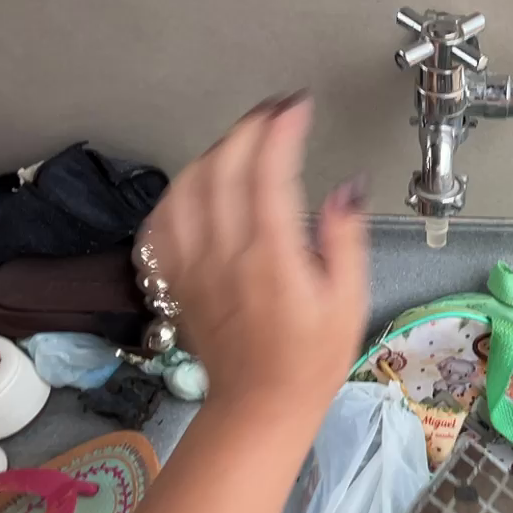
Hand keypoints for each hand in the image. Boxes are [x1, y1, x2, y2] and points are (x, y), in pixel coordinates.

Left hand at [139, 92, 368, 422]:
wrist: (260, 405)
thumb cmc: (313, 356)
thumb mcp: (350, 300)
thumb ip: (345, 240)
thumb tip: (345, 190)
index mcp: (272, 259)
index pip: (268, 174)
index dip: (281, 131)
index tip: (296, 108)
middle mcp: (225, 256)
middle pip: (223, 169)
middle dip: (249, 128)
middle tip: (274, 113)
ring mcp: (192, 267)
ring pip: (187, 188)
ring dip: (214, 151)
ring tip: (243, 139)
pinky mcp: (175, 280)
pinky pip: (162, 220)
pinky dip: (179, 189)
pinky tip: (198, 181)